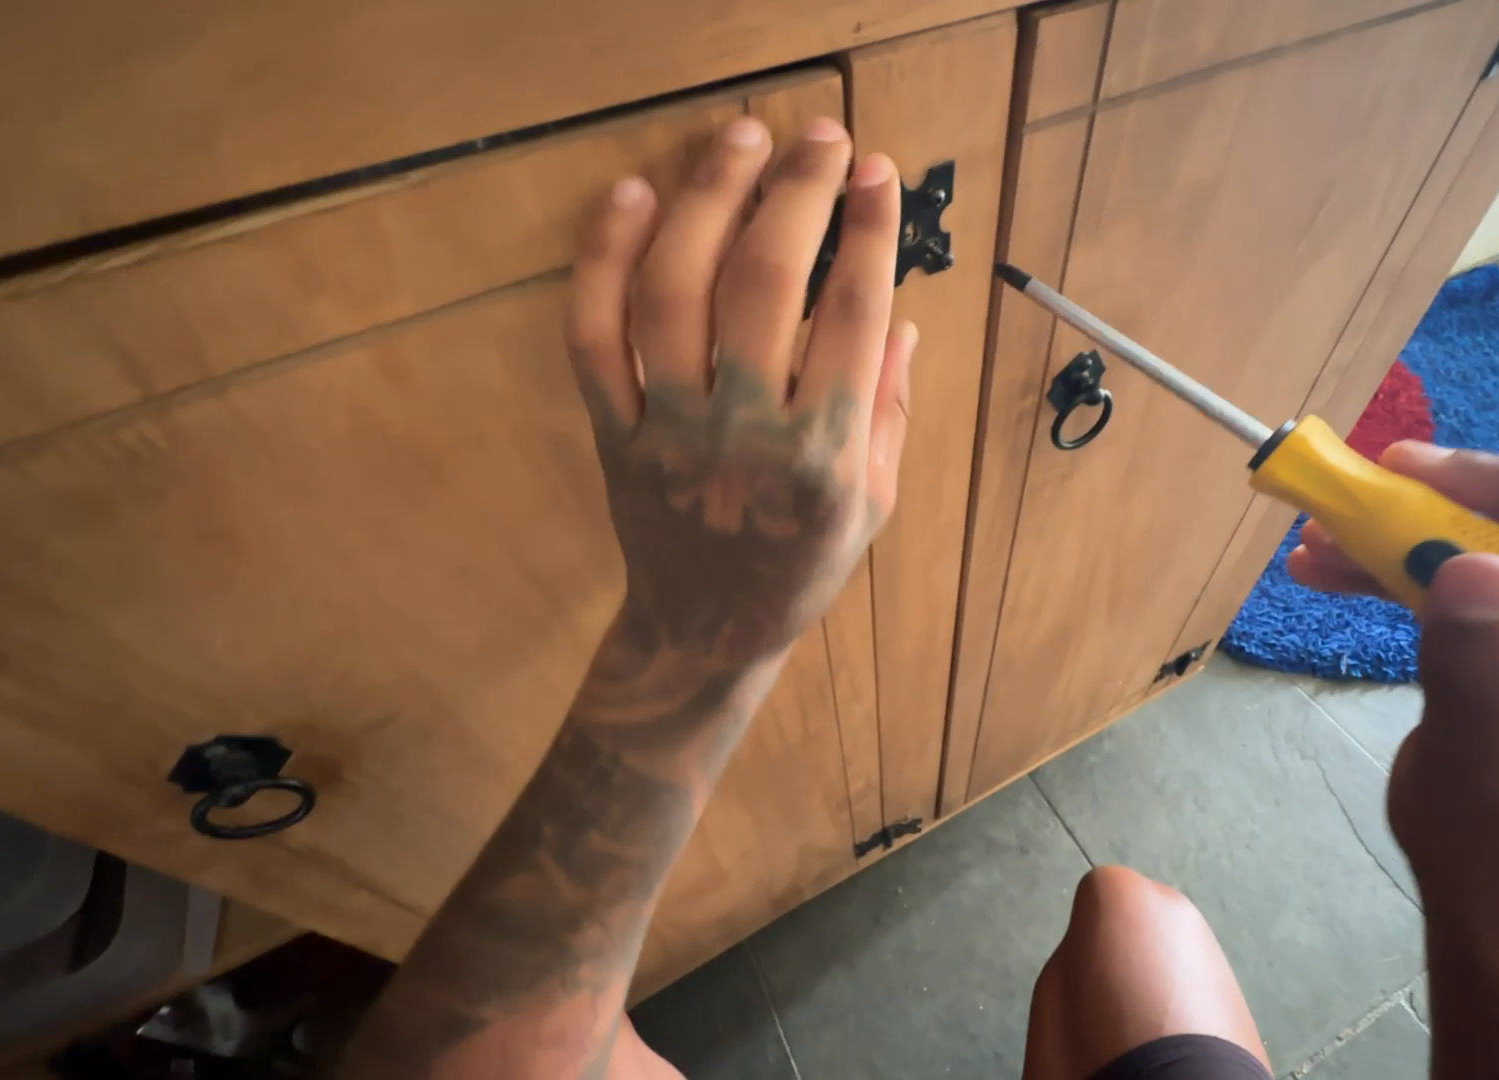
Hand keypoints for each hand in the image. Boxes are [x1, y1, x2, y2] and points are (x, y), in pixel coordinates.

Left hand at [565, 115, 914, 669]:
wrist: (705, 631)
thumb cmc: (799, 569)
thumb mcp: (874, 505)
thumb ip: (890, 412)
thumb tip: (904, 321)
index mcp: (826, 455)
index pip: (853, 316)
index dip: (869, 231)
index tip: (877, 172)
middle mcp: (748, 434)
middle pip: (765, 283)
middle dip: (798, 192)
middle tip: (819, 137)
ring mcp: (670, 432)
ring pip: (675, 291)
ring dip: (707, 199)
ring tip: (738, 139)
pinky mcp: (614, 435)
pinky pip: (594, 336)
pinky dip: (604, 260)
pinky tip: (633, 195)